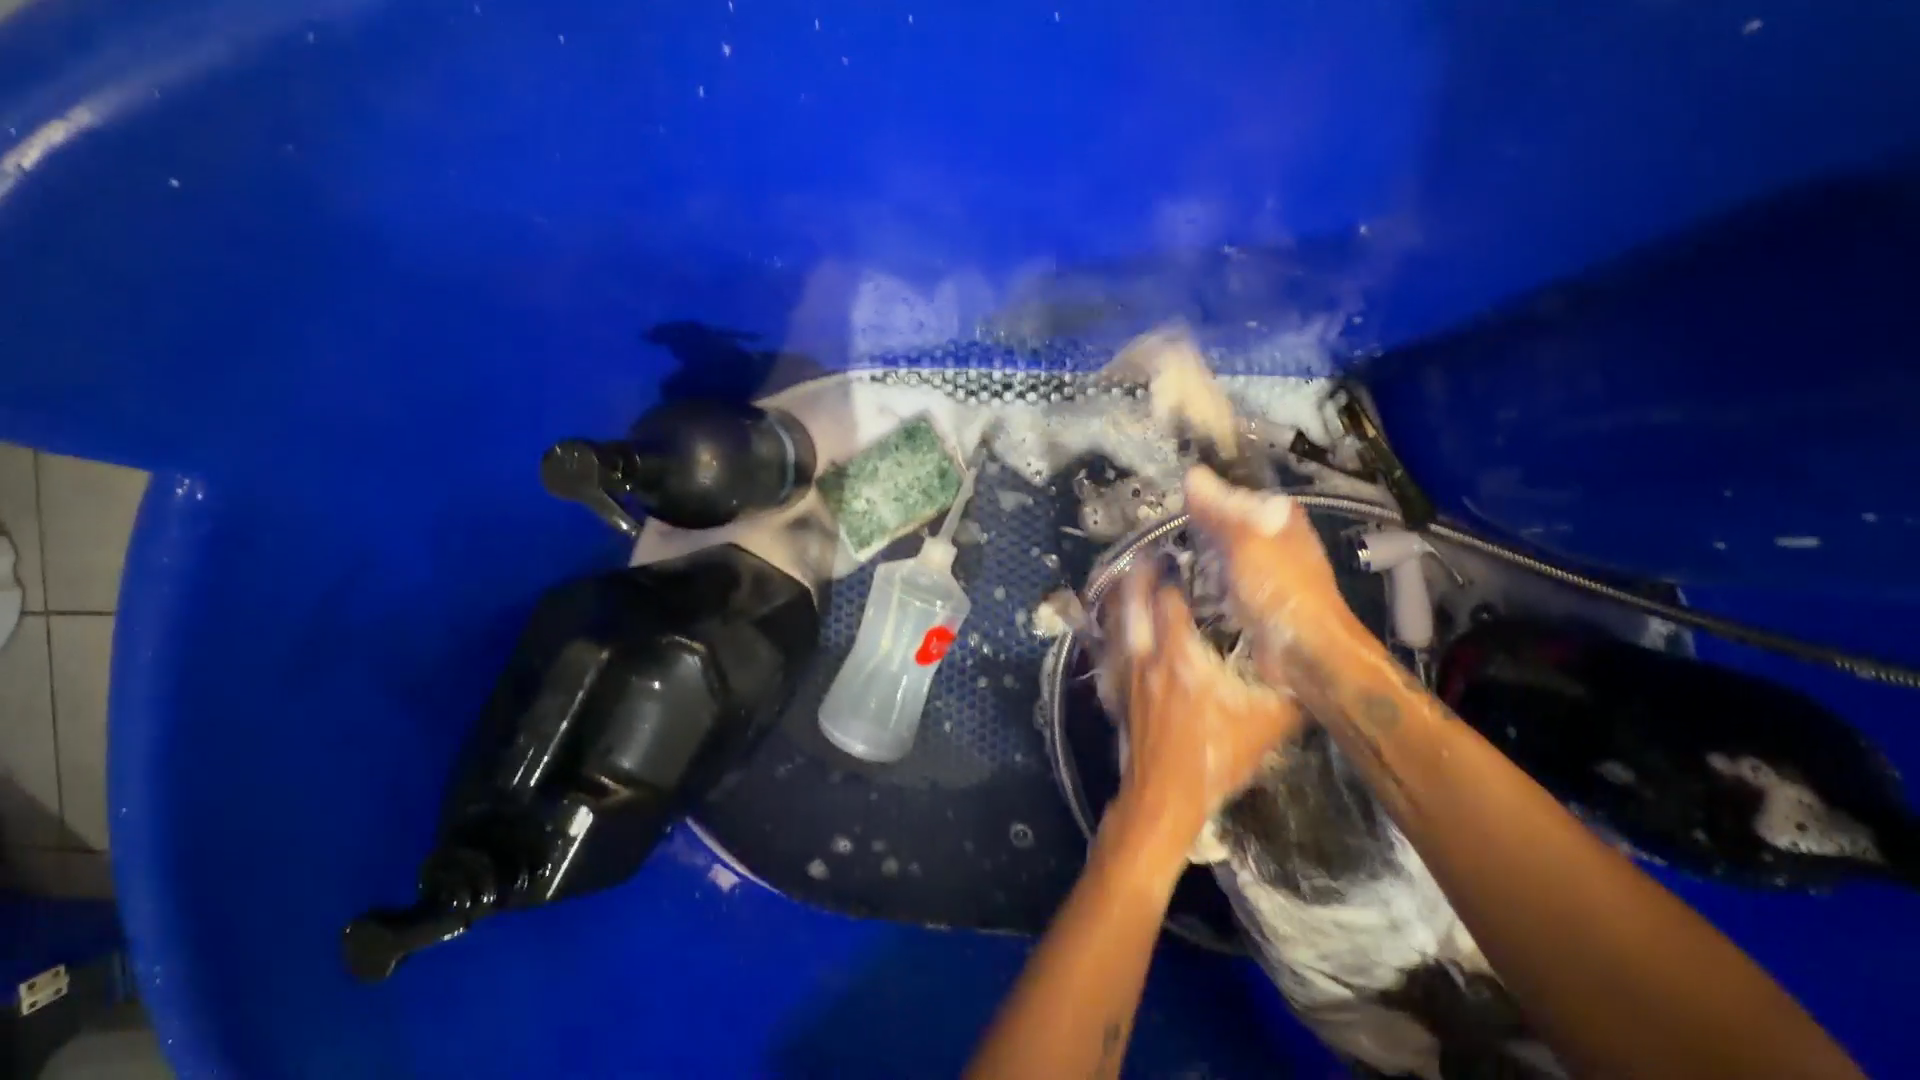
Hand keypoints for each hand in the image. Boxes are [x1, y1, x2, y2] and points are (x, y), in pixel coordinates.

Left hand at [1099, 560, 1306, 846]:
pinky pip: (1107, 655)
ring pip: (1113, 626)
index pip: (1168, 601)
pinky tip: (1115, 634)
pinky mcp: (1115, 698)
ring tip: (1127, 582)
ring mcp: (1124, 678)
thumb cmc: (1214, 758)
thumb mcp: (1265, 726)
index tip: (1180, 556)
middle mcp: (1144, 657)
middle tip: (1146, 554)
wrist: (1163, 798)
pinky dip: (1110, 636)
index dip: (1172, 576)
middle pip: (1130, 603)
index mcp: (1178, 655)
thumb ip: (1289, 694)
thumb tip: (1314, 671)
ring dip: (1120, 600)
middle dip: (1137, 575)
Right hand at [1181, 466, 1370, 683]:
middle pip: (1228, 526)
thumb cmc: (1282, 591)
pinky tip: (1190, 589)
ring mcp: (1268, 573)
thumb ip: (1219, 510)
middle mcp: (1276, 540)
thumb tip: (1192, 476)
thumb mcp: (1246, 542)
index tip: (1175, 504)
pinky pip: (1225, 585)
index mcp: (1279, 517)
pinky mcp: (1258, 602)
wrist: (1306, 653)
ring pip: (1225, 556)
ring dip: (1202, 560)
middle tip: (1166, 536)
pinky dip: (1208, 585)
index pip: (1235, 495)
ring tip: (1170, 561)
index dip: (1206, 498)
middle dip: (1200, 531)